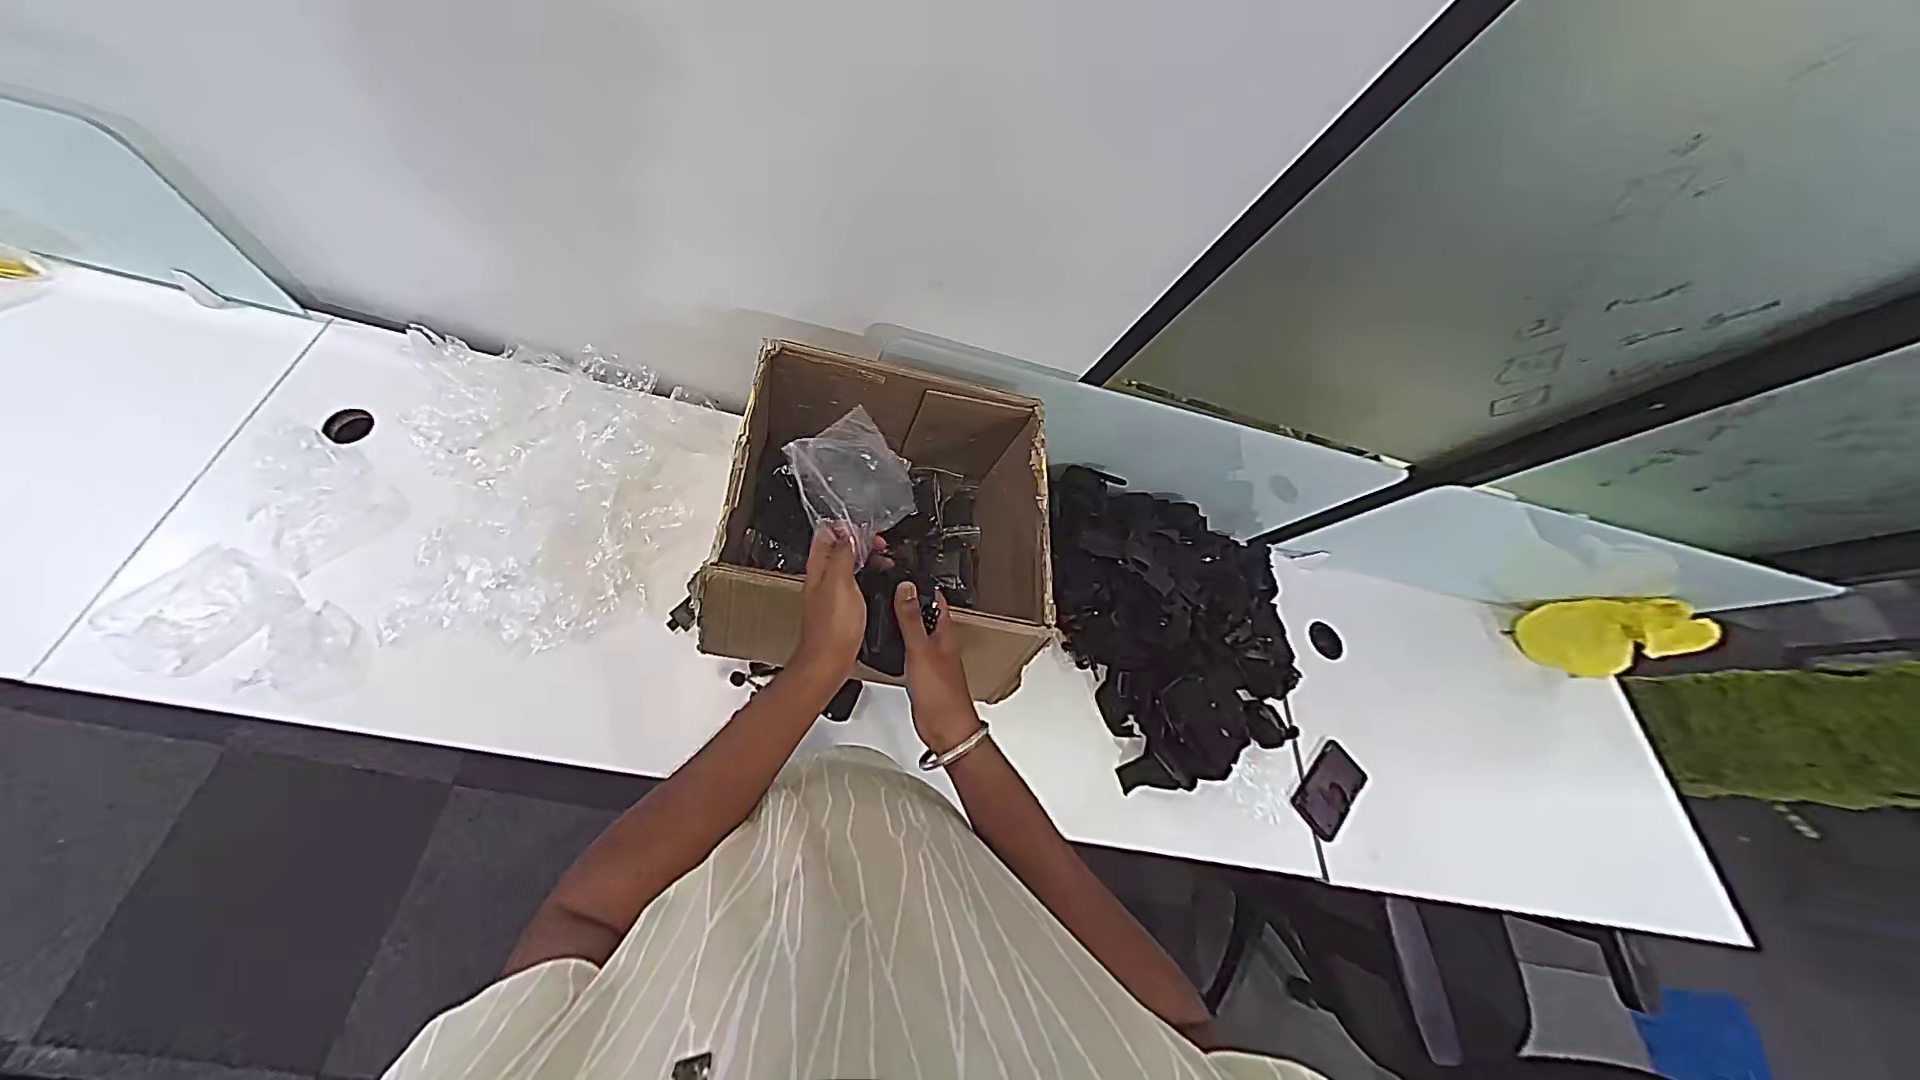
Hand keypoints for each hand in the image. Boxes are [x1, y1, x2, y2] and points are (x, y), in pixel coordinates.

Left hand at [794, 526, 867, 677]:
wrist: (829, 661)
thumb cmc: (832, 628)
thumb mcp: (840, 583)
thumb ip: (842, 555)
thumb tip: (847, 534)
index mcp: (818, 567)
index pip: (827, 533)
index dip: (847, 527)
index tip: (866, 532)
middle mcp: (821, 578)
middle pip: (838, 547)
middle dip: (859, 541)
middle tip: (878, 545)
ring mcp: (830, 592)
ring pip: (846, 563)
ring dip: (864, 557)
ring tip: (882, 560)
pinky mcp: (840, 606)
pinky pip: (853, 581)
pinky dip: (866, 575)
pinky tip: (876, 581)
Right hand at [893, 581, 980, 751]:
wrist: (945, 728)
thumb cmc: (942, 694)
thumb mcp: (921, 650)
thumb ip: (911, 619)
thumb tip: (906, 588)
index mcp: (944, 632)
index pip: (936, 599)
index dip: (924, 583)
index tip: (910, 569)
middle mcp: (939, 643)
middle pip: (926, 613)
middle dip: (912, 599)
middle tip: (895, 584)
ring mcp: (931, 658)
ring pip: (918, 631)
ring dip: (905, 619)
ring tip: (889, 607)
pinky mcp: (921, 673)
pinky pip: (910, 650)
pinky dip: (900, 642)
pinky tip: (890, 643)